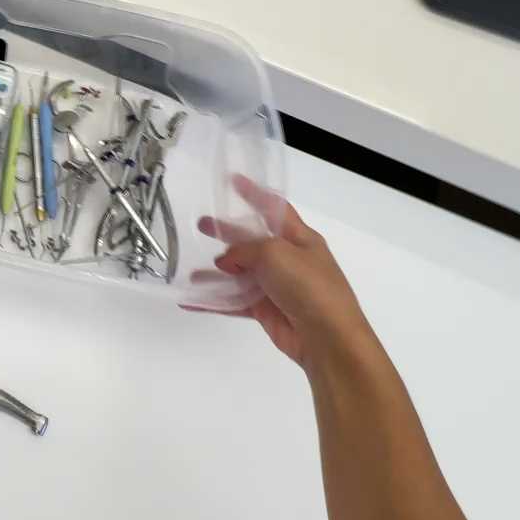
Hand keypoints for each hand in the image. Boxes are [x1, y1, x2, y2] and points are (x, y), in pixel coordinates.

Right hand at [195, 177, 378, 375]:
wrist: (328, 338)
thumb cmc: (308, 287)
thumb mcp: (274, 254)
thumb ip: (242, 251)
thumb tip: (225, 262)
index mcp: (299, 239)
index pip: (275, 208)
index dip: (254, 193)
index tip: (234, 180)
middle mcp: (289, 260)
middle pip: (252, 240)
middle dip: (227, 232)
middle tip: (201, 225)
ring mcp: (278, 286)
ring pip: (240, 272)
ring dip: (216, 271)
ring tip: (191, 271)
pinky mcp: (267, 309)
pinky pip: (234, 300)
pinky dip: (213, 300)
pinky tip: (192, 299)